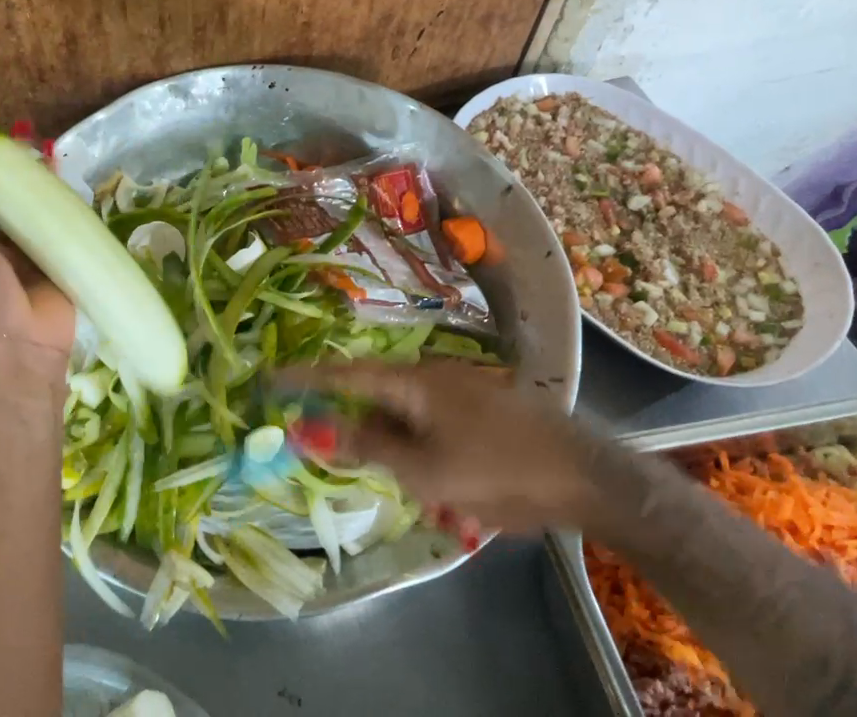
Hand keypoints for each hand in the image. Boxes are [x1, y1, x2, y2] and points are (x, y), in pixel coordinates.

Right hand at [277, 360, 610, 535]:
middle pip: (373, 395)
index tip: (269, 378)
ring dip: (389, 444)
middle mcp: (432, 376)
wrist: (586, 477)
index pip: (344, 374)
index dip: (304, 377)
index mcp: (413, 381)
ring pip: (403, 415)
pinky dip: (417, 448)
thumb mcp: (425, 470)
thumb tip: (314, 429)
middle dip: (351, 423)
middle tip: (329, 447)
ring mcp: (458, 392)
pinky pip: (429, 425)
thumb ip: (368, 447)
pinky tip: (433, 483)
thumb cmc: (499, 471)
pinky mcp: (478, 411)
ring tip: (395, 478)